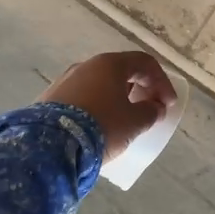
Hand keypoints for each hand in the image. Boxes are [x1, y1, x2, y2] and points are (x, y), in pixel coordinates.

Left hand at [39, 51, 176, 164]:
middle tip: (147, 108)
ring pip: (99, 85)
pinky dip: (96, 108)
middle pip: (121, 72)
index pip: (145, 64)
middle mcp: (86, 66)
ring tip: (122, 119)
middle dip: (139, 89)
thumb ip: (151, 111)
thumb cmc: (100, 126)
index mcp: (110, 64)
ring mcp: (63, 82)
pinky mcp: (47, 101)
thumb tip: (154, 108)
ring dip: (116, 99)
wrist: (46, 148)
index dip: (162, 82)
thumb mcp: (134, 122)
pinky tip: (97, 127)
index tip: (168, 104)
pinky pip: (81, 99)